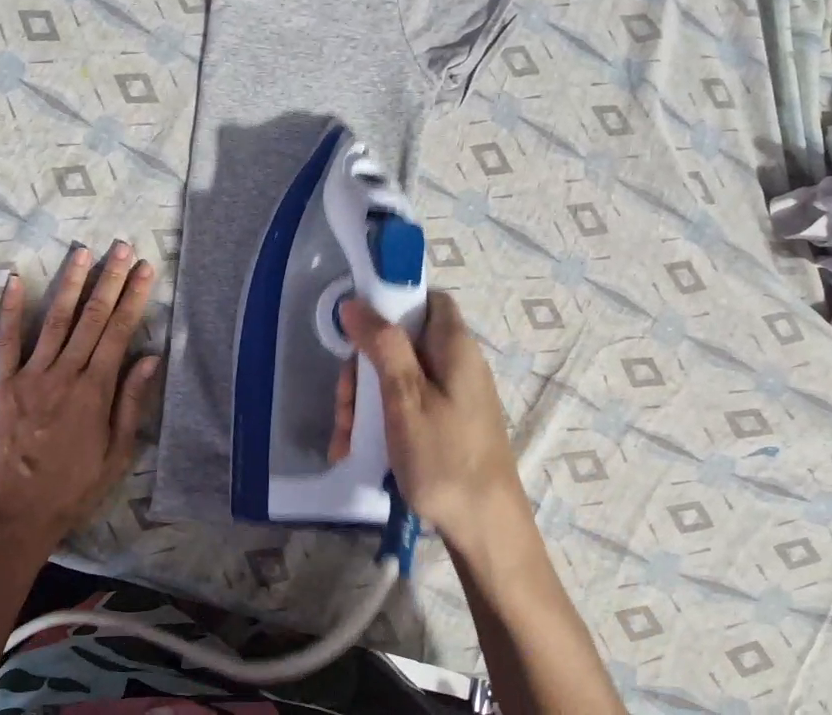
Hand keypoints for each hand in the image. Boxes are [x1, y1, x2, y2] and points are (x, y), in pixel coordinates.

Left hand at [0, 242, 160, 552]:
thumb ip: (132, 403)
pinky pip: (7, 340)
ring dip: (71, 282)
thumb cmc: (74, 488)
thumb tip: (149, 357)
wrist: (18, 513)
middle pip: (92, 317)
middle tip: (120, 246)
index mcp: (96, 391)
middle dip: (109, 279)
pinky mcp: (3, 383)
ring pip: (56, 319)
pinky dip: (12, 309)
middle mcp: (65, 374)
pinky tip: (16, 280)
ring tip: (83, 251)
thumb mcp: (117, 455)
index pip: (119, 332)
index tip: (145, 268)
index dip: (133, 297)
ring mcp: (31, 375)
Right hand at [335, 291, 522, 535]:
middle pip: (400, 342)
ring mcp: (452, 397)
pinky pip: (405, 407)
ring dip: (363, 402)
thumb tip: (355, 303)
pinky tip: (355, 450)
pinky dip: (379, 422)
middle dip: (363, 369)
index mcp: (454, 347)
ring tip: (346, 439)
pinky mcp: (445, 425)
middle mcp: (456, 365)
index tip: (357, 328)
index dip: (391, 303)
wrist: (485, 531)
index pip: (426, 299)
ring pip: (395, 378)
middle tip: (346, 404)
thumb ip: (381, 344)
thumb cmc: (444, 459)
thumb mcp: (403, 398)